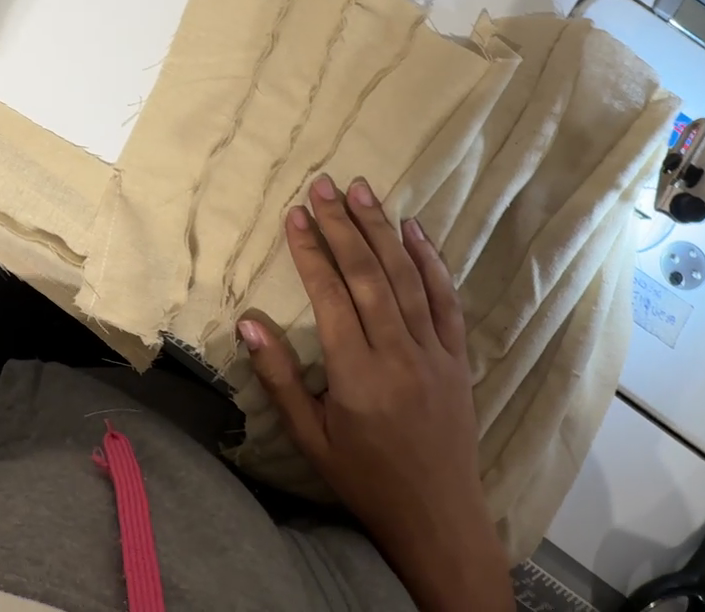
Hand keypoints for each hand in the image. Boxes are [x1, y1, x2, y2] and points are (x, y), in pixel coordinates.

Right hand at [239, 175, 512, 611]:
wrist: (440, 518)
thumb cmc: (364, 478)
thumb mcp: (310, 437)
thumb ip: (278, 379)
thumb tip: (246, 324)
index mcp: (358, 375)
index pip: (331, 297)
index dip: (310, 252)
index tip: (294, 215)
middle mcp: (399, 354)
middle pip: (369, 275)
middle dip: (342, 225)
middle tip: (323, 185)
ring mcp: (434, 352)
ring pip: (406, 277)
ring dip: (382, 229)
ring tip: (361, 191)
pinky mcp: (458, 357)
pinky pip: (446, 299)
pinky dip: (431, 260)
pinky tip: (415, 229)